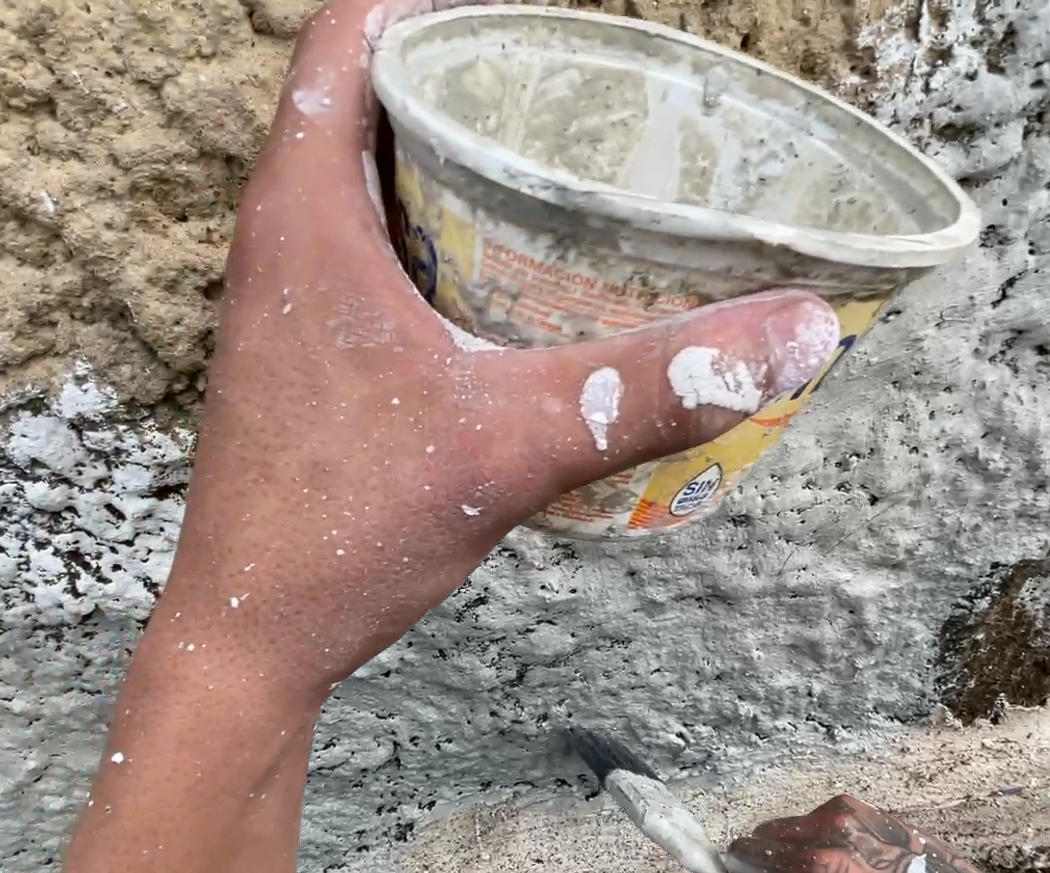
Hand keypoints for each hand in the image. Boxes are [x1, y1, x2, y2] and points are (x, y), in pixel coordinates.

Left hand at [167, 0, 840, 699]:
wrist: (253, 633)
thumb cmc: (344, 533)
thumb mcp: (509, 447)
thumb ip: (649, 390)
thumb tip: (796, 333)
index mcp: (304, 217)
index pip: (353, 37)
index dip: (440, 8)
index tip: (533, 33)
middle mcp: (281, 246)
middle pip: (370, 107)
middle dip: (467, 89)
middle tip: (572, 112)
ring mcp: (287, 308)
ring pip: (368, 192)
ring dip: (453, 177)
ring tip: (555, 190)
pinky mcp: (305, 363)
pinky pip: (369, 268)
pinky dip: (434, 254)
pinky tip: (503, 297)